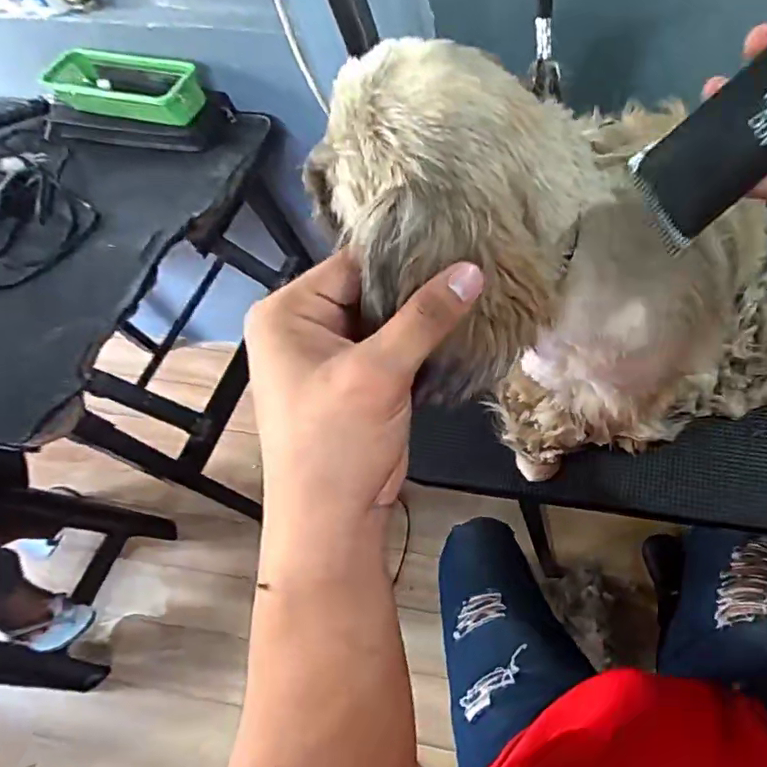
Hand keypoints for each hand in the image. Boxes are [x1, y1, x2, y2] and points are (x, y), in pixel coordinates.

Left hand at [246, 252, 483, 518]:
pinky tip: (463, 332)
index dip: (406, 257)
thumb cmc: (337, 442)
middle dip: (422, 289)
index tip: (460, 246)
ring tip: (479, 296)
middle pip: (374, 291)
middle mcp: (306, 326)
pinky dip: (425, 345)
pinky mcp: (361, 382)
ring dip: (427, 319)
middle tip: (478, 272)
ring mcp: (335, 356)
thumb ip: (425, 317)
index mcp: (288, 312)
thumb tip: (472, 269)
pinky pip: (396, 349)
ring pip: (390, 321)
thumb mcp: (379, 372)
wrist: (333, 520)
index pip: (354, 265)